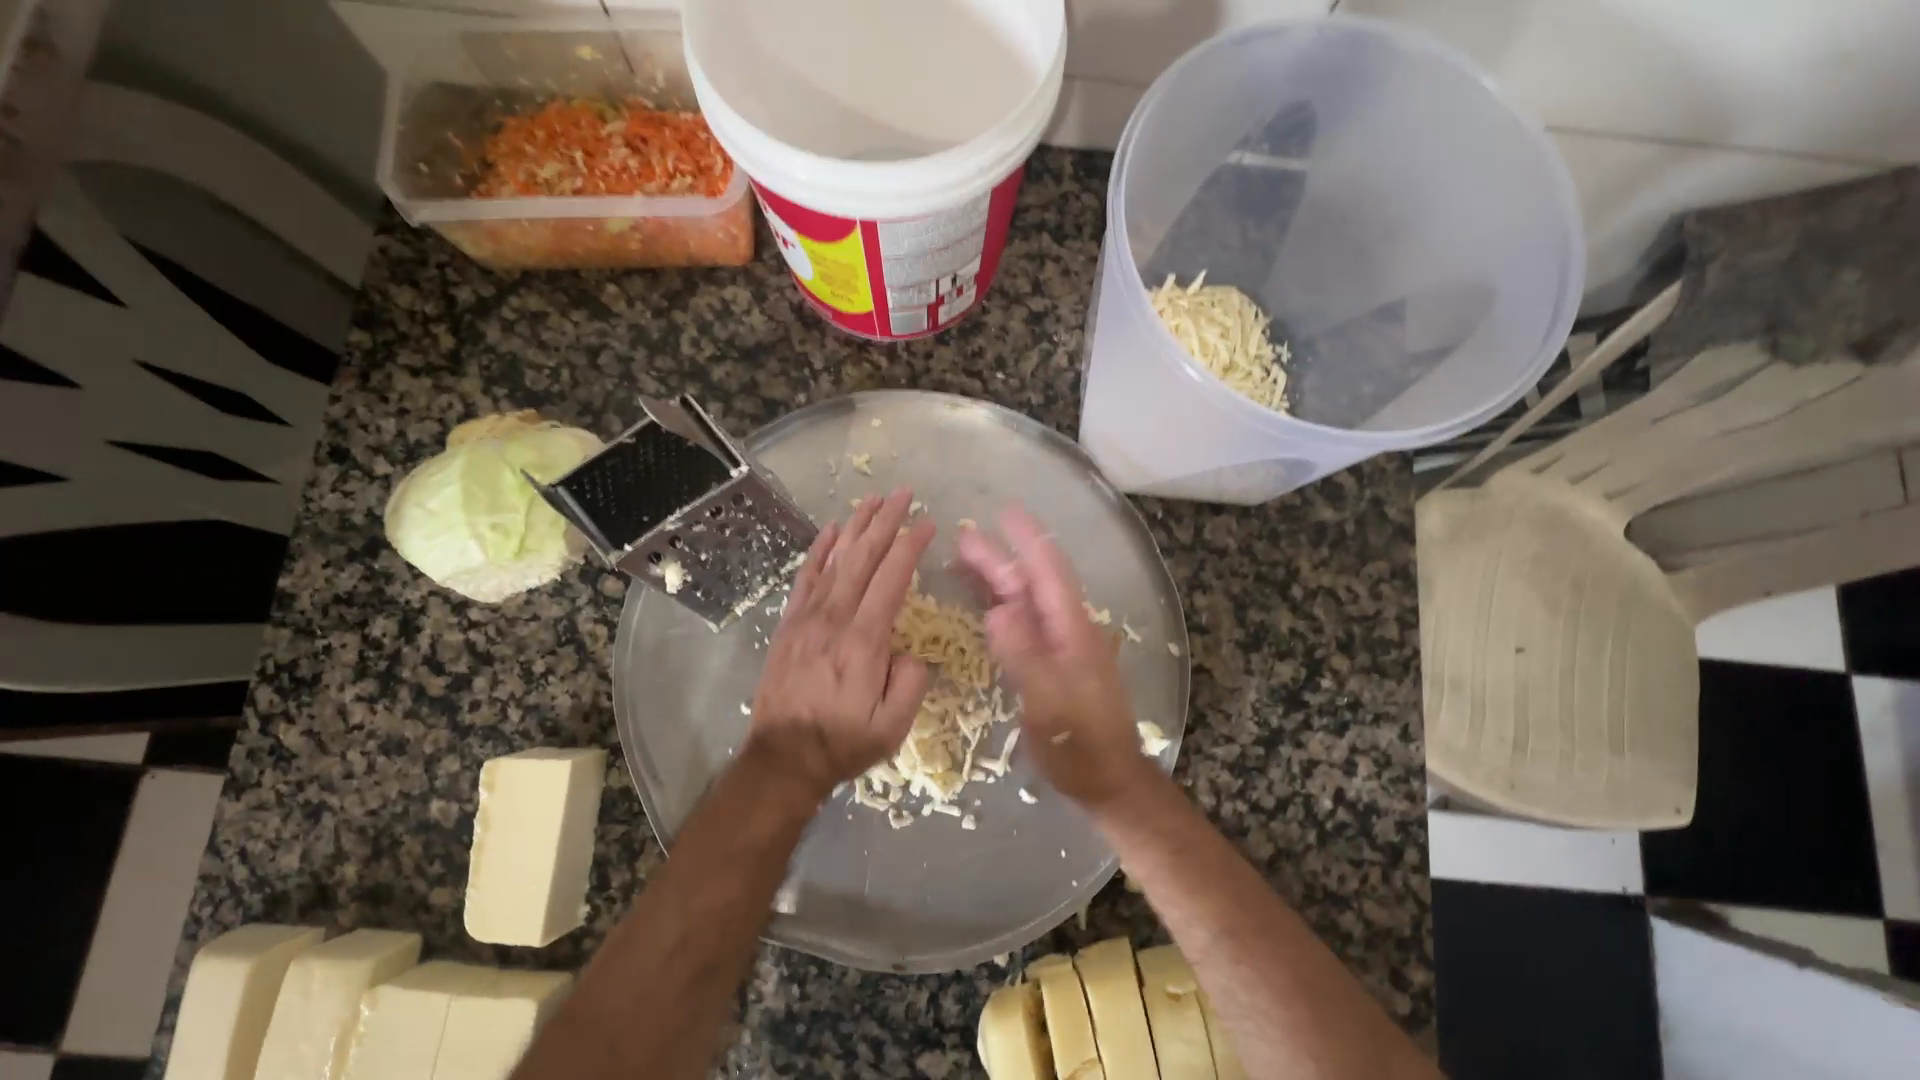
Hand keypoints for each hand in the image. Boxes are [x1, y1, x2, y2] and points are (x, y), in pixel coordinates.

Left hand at [747, 488, 935, 800]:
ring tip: (873, 500)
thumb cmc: (842, 744)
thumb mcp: (892, 728)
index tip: (927, 523)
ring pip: (835, 560)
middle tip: (904, 493)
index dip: (910, 547)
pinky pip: (805, 578)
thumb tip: (911, 652)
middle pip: (863, 558)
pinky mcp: (790, 625)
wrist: (783, 759)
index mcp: (864, 642)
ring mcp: (808, 619)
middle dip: (885, 522)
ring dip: (856, 527)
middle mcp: (834, 620)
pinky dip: (819, 551)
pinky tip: (830, 531)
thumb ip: (911, 684)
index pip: (892, 580)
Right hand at [956, 507, 1157, 808]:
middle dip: (1000, 557)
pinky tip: (983, 607)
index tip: (1003, 513)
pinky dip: (1000, 608)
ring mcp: (1060, 648)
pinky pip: (1023, 625)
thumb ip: (1025, 656)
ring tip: (963, 559)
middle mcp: (1068, 630)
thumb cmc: (1080, 745)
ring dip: (998, 579)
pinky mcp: (1052, 665)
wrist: (1108, 779)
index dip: (1027, 540)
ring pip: (1026, 602)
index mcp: (1073, 630)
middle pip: (1032, 582)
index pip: (1049, 572)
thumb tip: (996, 613)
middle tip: (962, 536)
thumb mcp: (1050, 703)